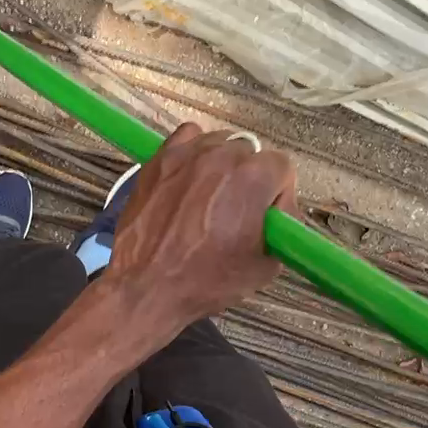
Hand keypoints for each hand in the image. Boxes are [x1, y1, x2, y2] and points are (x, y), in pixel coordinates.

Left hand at [100, 122, 291, 343]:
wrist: (146, 288)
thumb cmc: (204, 282)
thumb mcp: (263, 268)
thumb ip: (281, 234)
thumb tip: (278, 220)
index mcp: (254, 178)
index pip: (281, 169)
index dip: (277, 195)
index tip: (267, 218)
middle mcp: (222, 156)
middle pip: (250, 155)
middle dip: (250, 182)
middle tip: (238, 213)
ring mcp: (187, 155)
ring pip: (218, 145)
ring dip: (221, 167)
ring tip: (210, 199)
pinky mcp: (159, 161)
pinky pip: (186, 139)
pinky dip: (193, 153)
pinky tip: (190, 178)